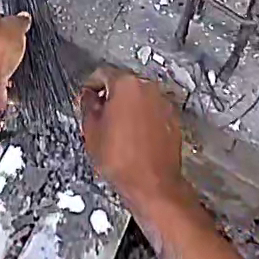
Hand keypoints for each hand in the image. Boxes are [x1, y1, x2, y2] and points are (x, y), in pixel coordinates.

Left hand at [0, 12, 30, 97]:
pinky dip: (3, 74)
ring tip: (17, 63)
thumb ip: (21, 21)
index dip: (12, 22)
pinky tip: (11, 76)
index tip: (22, 27)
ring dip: (5, 59)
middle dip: (8, 42)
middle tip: (20, 45)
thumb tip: (24, 17)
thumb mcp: (17, 27)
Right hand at [78, 67, 191, 214]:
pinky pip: (152, 110)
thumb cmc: (123, 161)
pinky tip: (134, 137)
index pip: (102, 73)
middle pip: (122, 83)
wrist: (153, 185)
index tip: (86, 97)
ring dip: (127, 107)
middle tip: (100, 116)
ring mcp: (162, 102)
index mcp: (125, 84)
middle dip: (110, 97)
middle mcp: (147, 87)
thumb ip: (87, 105)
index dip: (90, 87)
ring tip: (117, 130)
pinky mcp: (172, 117)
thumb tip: (88, 97)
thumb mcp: (91, 131)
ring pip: (138, 97)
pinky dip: (142, 118)